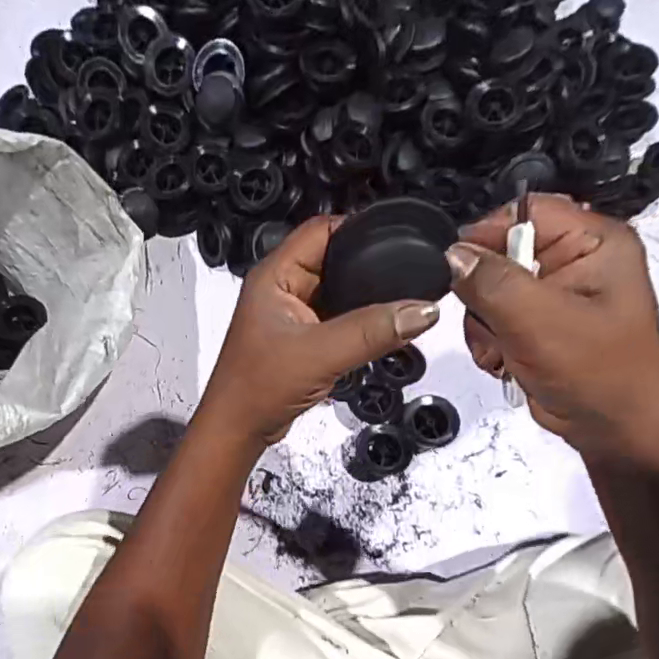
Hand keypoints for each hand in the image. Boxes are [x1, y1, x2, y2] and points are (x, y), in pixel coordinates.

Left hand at [199, 216, 440, 444]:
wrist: (238, 431)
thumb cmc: (254, 390)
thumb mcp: (320, 355)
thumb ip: (372, 331)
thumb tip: (420, 311)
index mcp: (275, 276)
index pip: (322, 229)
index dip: (359, 228)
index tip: (396, 237)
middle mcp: (282, 290)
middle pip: (335, 260)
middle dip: (368, 268)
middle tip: (402, 278)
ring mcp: (291, 316)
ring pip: (339, 293)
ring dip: (364, 301)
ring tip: (393, 308)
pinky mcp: (301, 341)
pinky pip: (337, 321)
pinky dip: (358, 326)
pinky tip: (376, 334)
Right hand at [451, 195, 658, 469]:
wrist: (614, 429)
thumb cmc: (605, 376)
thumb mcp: (539, 320)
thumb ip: (492, 282)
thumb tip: (454, 257)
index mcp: (595, 242)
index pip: (527, 212)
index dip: (487, 236)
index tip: (460, 267)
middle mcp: (577, 264)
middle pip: (501, 255)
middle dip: (486, 296)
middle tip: (497, 323)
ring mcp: (556, 298)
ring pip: (491, 293)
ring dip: (486, 326)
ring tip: (507, 350)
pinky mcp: (540, 327)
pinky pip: (494, 322)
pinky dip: (491, 344)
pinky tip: (508, 361)